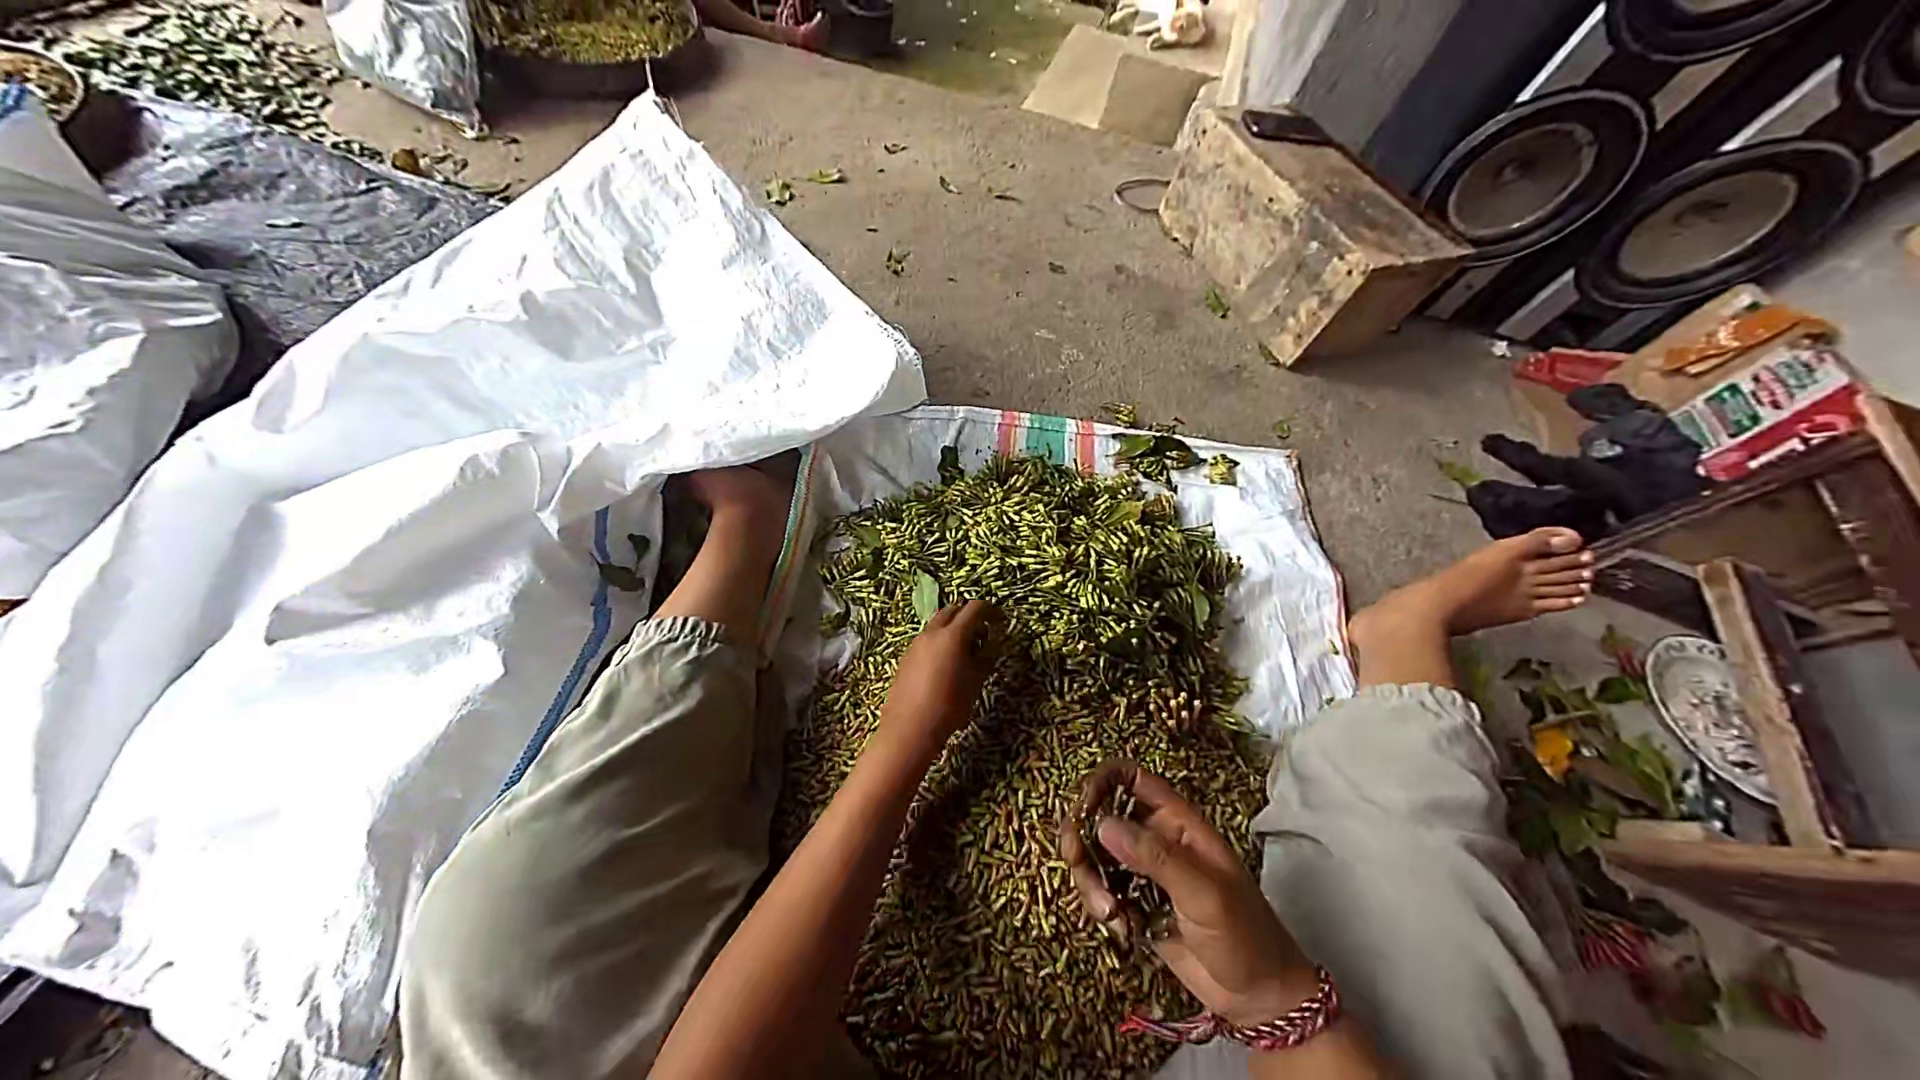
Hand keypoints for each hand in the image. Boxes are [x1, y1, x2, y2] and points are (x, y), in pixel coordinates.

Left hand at [879, 599, 1001, 753]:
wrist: (909, 727)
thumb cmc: (949, 706)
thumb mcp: (976, 681)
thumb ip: (986, 656)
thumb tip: (993, 642)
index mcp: (952, 635)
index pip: (974, 609)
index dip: (990, 610)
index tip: (1000, 619)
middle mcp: (932, 633)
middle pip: (952, 610)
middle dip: (969, 614)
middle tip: (983, 631)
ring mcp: (916, 644)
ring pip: (937, 624)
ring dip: (953, 627)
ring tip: (966, 648)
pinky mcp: (906, 657)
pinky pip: (927, 639)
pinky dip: (940, 640)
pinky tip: (946, 662)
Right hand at [1060, 760, 1315, 1026]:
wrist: (1259, 999)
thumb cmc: (1245, 936)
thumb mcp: (1205, 893)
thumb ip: (1155, 856)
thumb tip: (1103, 824)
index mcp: (1178, 822)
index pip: (1133, 780)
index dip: (1103, 781)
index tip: (1084, 806)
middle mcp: (1155, 839)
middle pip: (1102, 815)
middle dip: (1082, 834)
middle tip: (1076, 859)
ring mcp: (1143, 872)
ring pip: (1095, 855)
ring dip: (1090, 878)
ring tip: (1109, 911)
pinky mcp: (1134, 904)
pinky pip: (1100, 890)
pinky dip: (1099, 905)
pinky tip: (1122, 928)